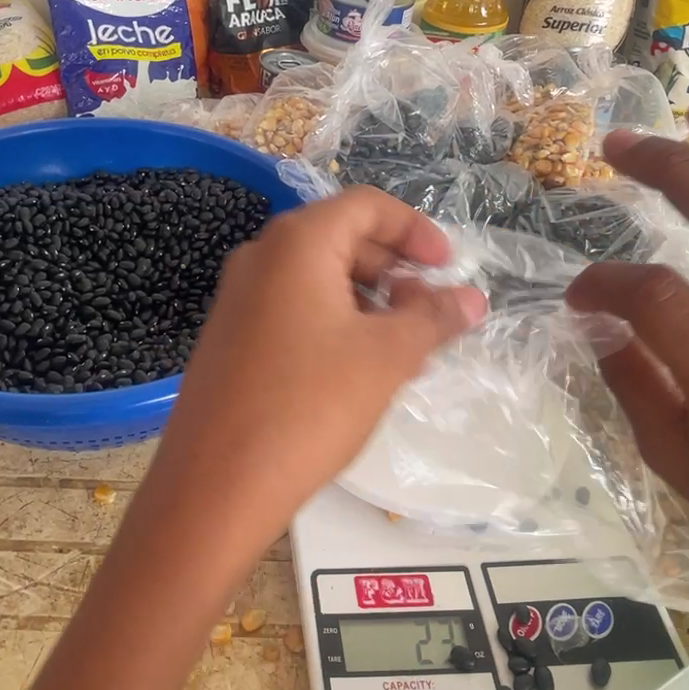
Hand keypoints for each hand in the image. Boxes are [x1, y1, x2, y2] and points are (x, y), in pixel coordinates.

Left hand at [5, 187, 485, 689]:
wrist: (216, 483)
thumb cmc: (309, 405)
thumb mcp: (386, 357)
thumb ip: (433, 318)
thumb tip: (472, 298)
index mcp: (296, 242)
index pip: (366, 206)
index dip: (416, 229)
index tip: (449, 268)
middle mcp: (261, 256)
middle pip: (340, 237)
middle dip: (394, 269)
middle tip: (430, 313)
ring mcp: (237, 296)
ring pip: (317, 278)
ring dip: (367, 301)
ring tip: (403, 349)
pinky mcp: (229, 335)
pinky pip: (292, 308)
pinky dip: (333, 322)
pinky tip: (358, 369)